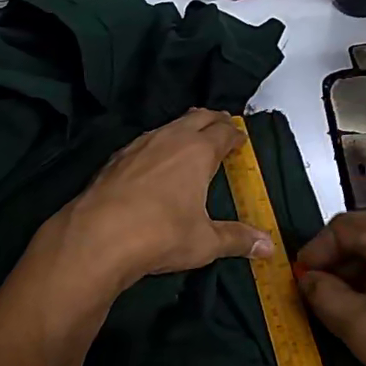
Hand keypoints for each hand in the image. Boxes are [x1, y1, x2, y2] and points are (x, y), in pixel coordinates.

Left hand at [48, 109, 272, 290]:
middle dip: (212, 121)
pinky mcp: (115, 159)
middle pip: (196, 118)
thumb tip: (268, 247)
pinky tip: (153, 159)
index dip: (235, 135)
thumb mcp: (205, 242)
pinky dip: (157, 144)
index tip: (241, 139)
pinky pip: (144, 142)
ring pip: (167, 127)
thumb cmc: (161, 235)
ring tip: (189, 138)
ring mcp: (138, 145)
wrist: (97, 237)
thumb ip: (237, 240)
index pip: (223, 132)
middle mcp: (169, 139)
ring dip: (182, 129)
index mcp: (198, 151)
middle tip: (222, 126)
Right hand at [295, 212, 365, 365]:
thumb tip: (311, 282)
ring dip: (360, 274)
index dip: (314, 253)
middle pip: (365, 234)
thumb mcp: (358, 325)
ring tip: (345, 310)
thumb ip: (323, 295)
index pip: (341, 227)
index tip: (301, 278)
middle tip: (317, 296)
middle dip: (337, 264)